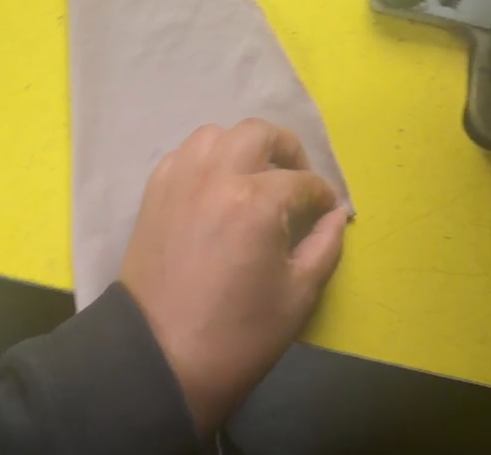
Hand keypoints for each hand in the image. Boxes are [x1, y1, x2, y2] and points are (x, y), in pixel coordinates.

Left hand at [119, 119, 350, 436]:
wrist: (159, 358)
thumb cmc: (237, 335)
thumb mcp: (298, 296)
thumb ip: (324, 245)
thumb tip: (335, 214)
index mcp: (256, 200)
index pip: (302, 181)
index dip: (322, 195)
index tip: (327, 209)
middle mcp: (217, 174)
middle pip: (259, 133)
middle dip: (287, 150)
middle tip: (296, 179)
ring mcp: (181, 177)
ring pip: (217, 134)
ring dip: (242, 147)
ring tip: (253, 176)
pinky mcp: (155, 189)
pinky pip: (186, 152)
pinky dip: (207, 158)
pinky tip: (216, 186)